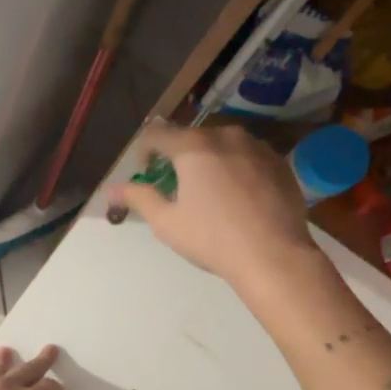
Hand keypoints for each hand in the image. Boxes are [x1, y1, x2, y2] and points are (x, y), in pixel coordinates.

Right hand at [106, 122, 320, 285]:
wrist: (274, 255)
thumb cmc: (212, 239)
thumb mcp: (166, 222)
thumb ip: (137, 197)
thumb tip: (111, 189)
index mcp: (193, 147)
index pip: (157, 134)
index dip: (144, 151)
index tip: (146, 172)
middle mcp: (226, 135)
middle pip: (192, 137)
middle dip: (179, 156)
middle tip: (177, 186)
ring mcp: (257, 146)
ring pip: (223, 144)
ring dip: (210, 160)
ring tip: (210, 191)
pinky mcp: (280, 162)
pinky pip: (249, 156)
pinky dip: (237, 168)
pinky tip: (239, 197)